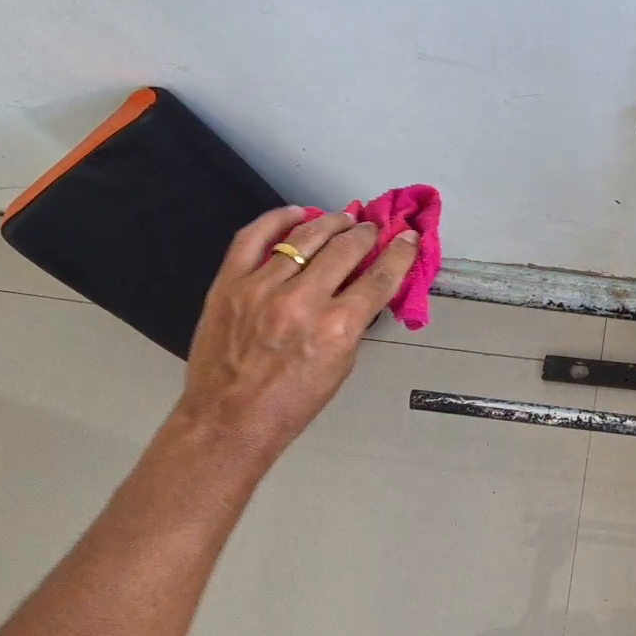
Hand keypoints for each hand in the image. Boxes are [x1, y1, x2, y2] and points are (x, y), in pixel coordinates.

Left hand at [174, 206, 418, 464]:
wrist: (227, 422)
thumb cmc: (292, 403)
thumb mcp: (342, 364)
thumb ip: (354, 320)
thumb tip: (366, 283)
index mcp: (336, 329)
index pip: (380, 278)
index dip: (399, 253)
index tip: (407, 238)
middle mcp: (302, 302)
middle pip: (345, 248)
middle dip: (365, 234)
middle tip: (370, 229)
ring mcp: (261, 289)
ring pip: (305, 236)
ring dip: (331, 222)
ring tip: (342, 219)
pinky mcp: (229, 284)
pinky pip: (254, 237)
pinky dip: (277, 219)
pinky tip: (297, 213)